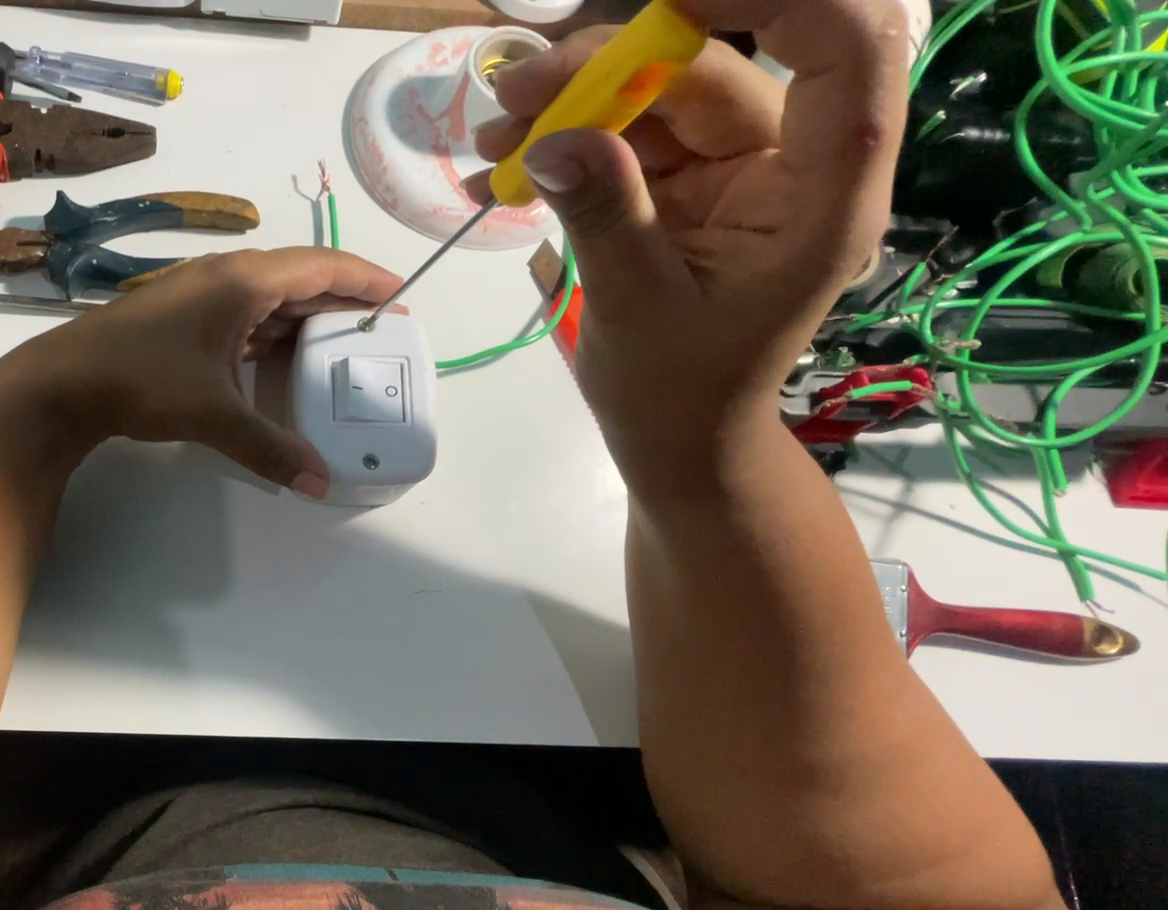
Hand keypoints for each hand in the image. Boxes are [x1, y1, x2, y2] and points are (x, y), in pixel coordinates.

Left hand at [1, 247, 401, 498]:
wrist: (63, 382)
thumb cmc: (141, 380)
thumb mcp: (213, 414)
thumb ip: (269, 448)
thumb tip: (318, 483)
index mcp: (240, 281)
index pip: (321, 266)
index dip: (365, 277)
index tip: (402, 294)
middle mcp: (224, 278)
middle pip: (298, 280)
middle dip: (342, 301)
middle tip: (380, 327)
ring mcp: (200, 297)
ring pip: (269, 300)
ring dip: (306, 319)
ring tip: (343, 343)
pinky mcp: (184, 320)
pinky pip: (245, 318)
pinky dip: (272, 334)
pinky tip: (284, 356)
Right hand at [469, 0, 909, 481]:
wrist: (673, 436)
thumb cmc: (674, 391)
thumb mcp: (634, 308)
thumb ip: (603, 217)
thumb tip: (551, 139)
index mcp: (820, 195)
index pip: (844, 46)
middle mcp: (786, 166)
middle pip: (711, 72)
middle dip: (607, 73)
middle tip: (512, 99)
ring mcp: (731, 175)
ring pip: (658, 100)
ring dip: (572, 110)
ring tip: (492, 141)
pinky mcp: (684, 190)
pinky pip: (627, 144)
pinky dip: (567, 149)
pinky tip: (505, 169)